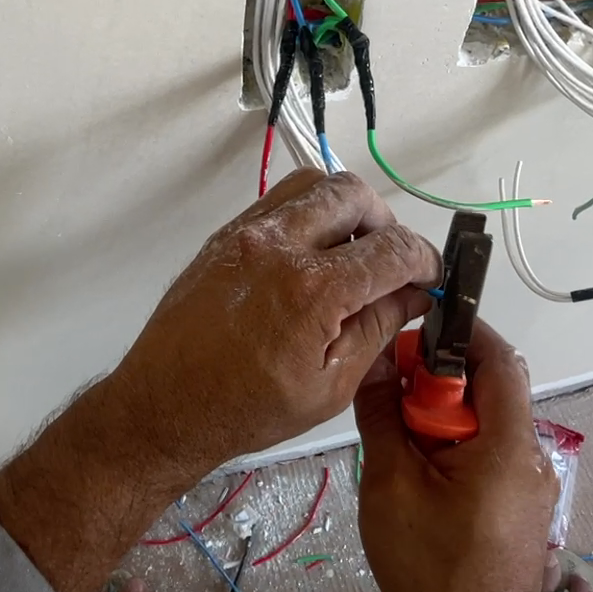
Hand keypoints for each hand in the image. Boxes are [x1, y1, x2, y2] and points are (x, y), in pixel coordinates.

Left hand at [0, 168, 439, 591]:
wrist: (165, 402)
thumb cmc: (245, 408)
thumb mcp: (330, 387)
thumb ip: (378, 328)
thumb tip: (415, 294)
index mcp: (311, 291)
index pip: (392, 249)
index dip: (424, 261)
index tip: (428, 278)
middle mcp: (278, 246)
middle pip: (354, 194)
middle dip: (385, 223)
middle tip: (387, 262)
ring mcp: (246, 232)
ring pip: (314, 183)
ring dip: (345, 207)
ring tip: (349, 252)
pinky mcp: (226, 233)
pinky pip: (279, 198)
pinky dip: (308, 211)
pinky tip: (310, 253)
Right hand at [354, 320, 559, 591]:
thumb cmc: (432, 567)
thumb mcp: (390, 482)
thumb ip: (381, 413)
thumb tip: (375, 359)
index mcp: (508, 447)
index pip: (499, 360)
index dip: (461, 331)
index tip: (418, 325)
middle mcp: (529, 459)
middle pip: (489, 389)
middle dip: (437, 379)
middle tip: (392, 389)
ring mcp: (527, 485)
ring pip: (484, 421)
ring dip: (440, 414)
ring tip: (397, 432)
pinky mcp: (517, 506)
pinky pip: (486, 451)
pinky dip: (451, 443)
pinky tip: (416, 467)